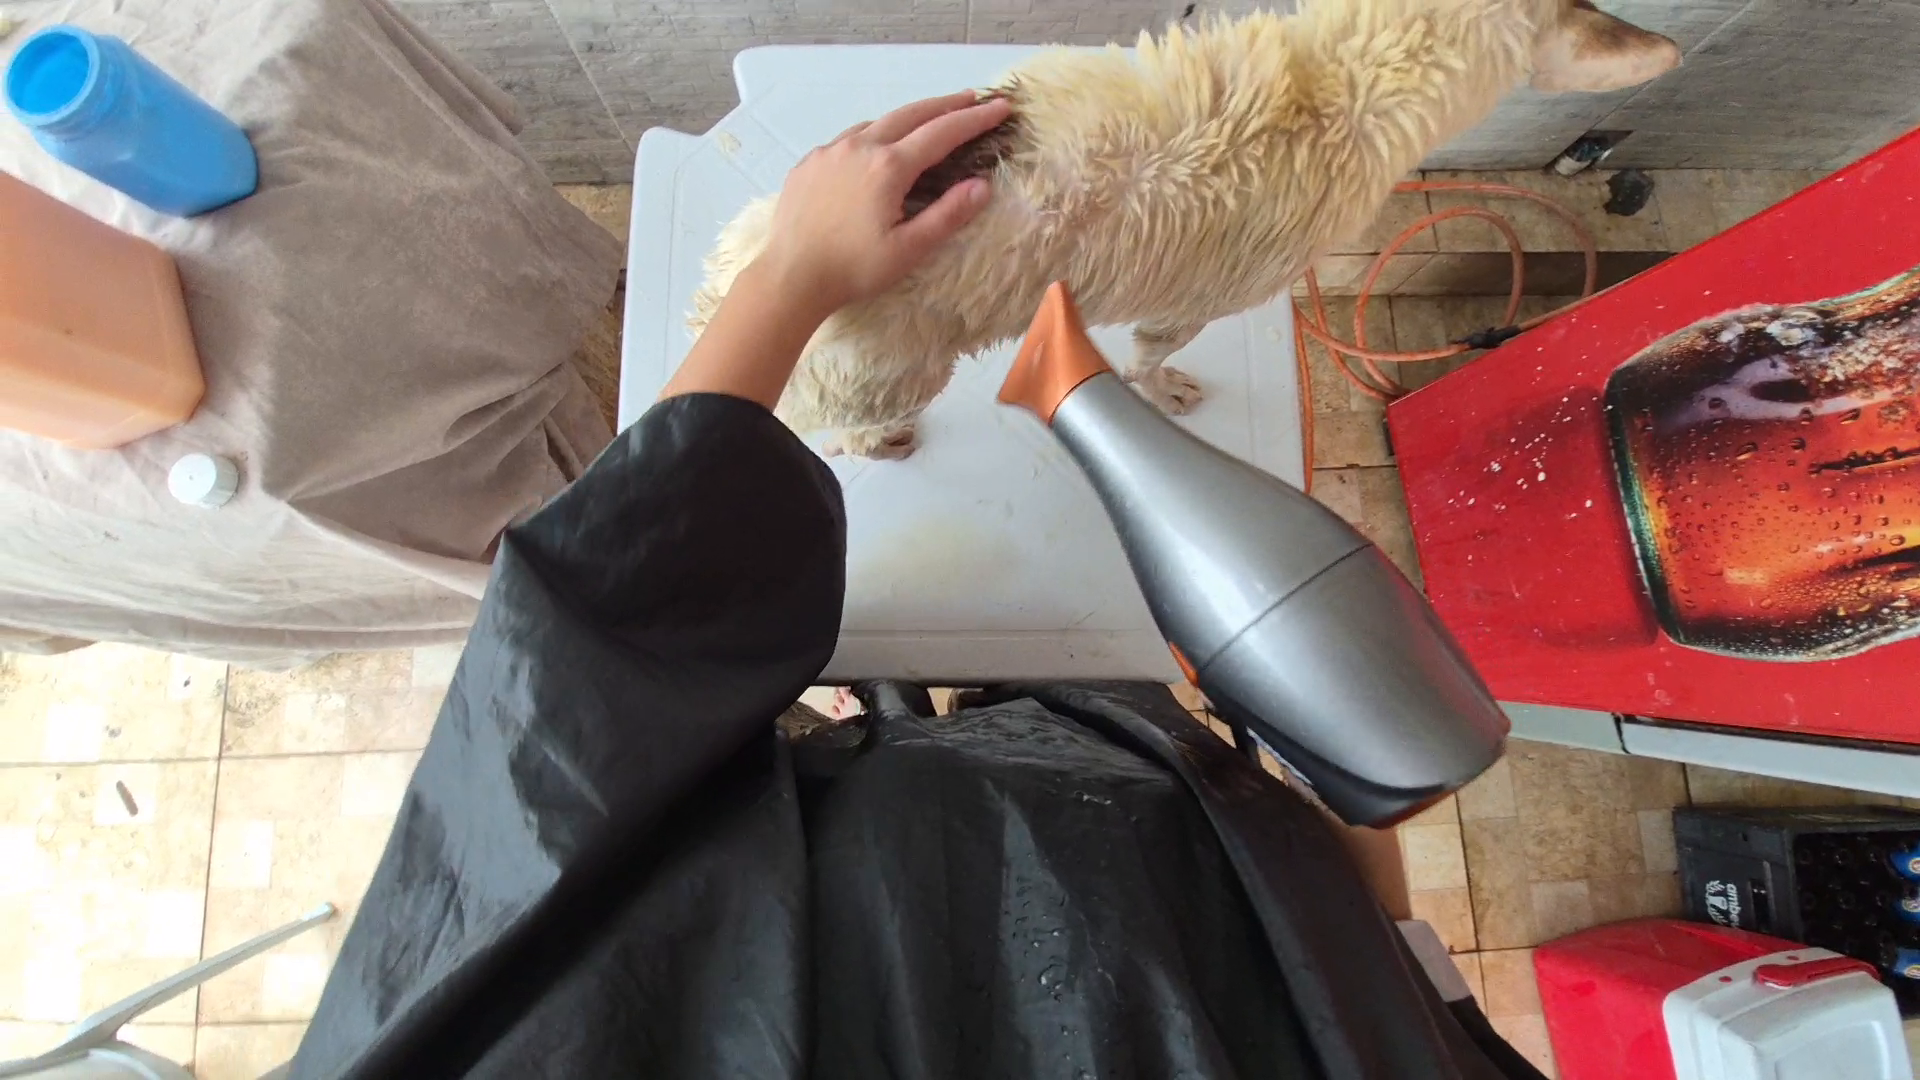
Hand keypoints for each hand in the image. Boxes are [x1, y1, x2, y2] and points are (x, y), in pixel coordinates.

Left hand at [756, 91, 1011, 316]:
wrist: (791, 277)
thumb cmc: (854, 270)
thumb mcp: (908, 250)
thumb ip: (947, 215)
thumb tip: (982, 186)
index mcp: (888, 167)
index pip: (942, 133)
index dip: (974, 119)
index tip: (1000, 107)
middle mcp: (859, 147)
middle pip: (910, 114)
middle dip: (944, 105)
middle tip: (970, 99)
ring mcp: (830, 152)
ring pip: (876, 124)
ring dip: (906, 120)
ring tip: (924, 125)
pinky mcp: (809, 164)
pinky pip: (847, 141)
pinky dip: (872, 137)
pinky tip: (874, 152)